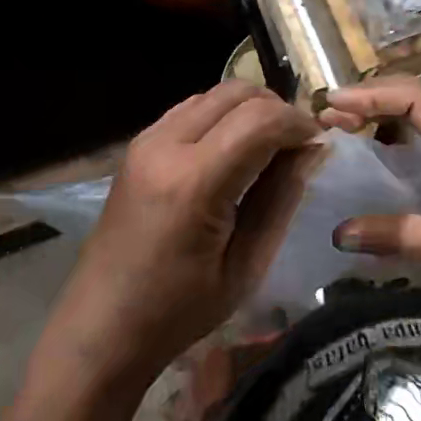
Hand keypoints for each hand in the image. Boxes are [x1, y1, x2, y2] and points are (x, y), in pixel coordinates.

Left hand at [37, 82, 320, 392]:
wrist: (101, 327)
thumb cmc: (177, 312)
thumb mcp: (245, 266)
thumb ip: (281, 198)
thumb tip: (313, 150)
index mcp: (193, 182)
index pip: (261, 120)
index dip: (299, 124)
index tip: (319, 145)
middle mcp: (165, 146)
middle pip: (236, 93)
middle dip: (276, 109)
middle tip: (296, 145)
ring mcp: (145, 141)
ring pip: (212, 94)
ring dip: (248, 110)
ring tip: (268, 147)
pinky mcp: (137, 145)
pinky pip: (190, 109)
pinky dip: (221, 116)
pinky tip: (232, 150)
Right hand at [324, 77, 420, 306]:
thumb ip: (394, 236)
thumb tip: (338, 233)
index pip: (410, 98)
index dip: (368, 97)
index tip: (329, 104)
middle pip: (413, 90)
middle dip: (368, 96)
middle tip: (328, 113)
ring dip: (382, 105)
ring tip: (345, 120)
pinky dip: (398, 118)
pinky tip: (379, 137)